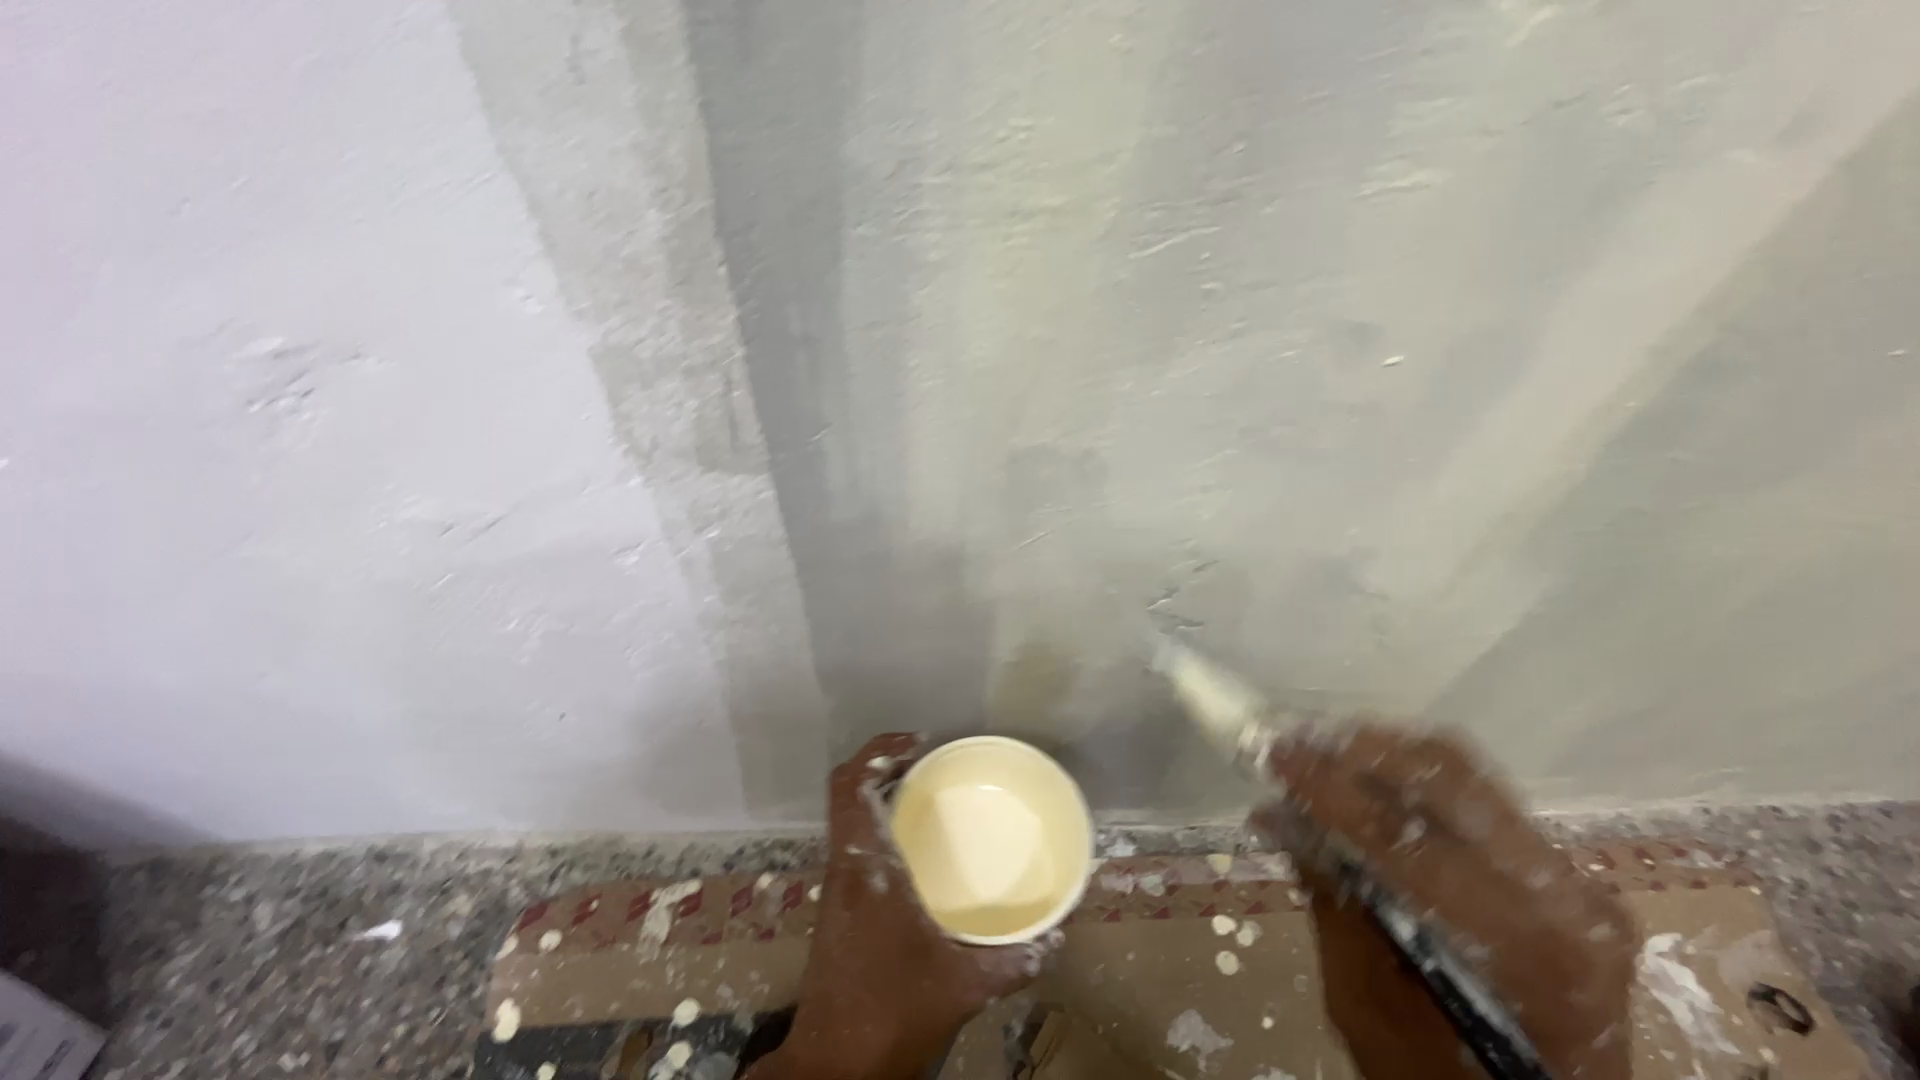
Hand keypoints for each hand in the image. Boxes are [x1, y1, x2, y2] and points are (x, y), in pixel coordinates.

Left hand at [745, 734, 1058, 1079]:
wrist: (832, 1066)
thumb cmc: (893, 1014)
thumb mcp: (964, 986)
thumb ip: (1014, 960)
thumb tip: (1056, 939)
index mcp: (868, 871)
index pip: (851, 787)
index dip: (877, 750)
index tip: (919, 743)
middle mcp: (844, 870)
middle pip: (846, 793)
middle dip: (883, 766)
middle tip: (930, 763)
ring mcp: (835, 890)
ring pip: (847, 820)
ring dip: (879, 797)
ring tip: (926, 795)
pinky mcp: (835, 911)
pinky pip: (852, 848)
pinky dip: (878, 830)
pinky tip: (915, 852)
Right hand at [1252, 722, 1636, 1079]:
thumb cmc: (1442, 1077)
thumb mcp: (1367, 1005)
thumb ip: (1333, 902)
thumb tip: (1277, 816)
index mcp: (1522, 947)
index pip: (1405, 839)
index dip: (1329, 789)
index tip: (1271, 755)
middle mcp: (1566, 898)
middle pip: (1448, 781)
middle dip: (1356, 751)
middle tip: (1291, 740)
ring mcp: (1577, 881)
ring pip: (1468, 777)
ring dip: (1384, 756)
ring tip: (1320, 750)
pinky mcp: (1568, 874)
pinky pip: (1483, 800)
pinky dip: (1415, 781)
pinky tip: (1367, 780)